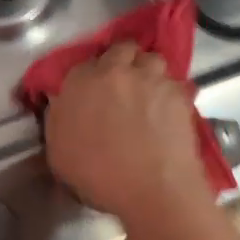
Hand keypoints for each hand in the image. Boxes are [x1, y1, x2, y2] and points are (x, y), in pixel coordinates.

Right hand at [44, 45, 216, 225]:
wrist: (153, 190)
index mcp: (80, 82)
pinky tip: (167, 110)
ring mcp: (152, 80)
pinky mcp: (180, 95)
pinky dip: (171, 91)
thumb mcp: (58, 150)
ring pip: (153, 58)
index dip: (88, 76)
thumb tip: (65, 104)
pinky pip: (176, 82)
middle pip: (121, 48)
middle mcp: (116, 72)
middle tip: (120, 84)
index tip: (91, 91)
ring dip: (148, 71)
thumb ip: (59, 118)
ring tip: (147, 92)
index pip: (83, 63)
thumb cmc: (97, 175)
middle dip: (122, 60)